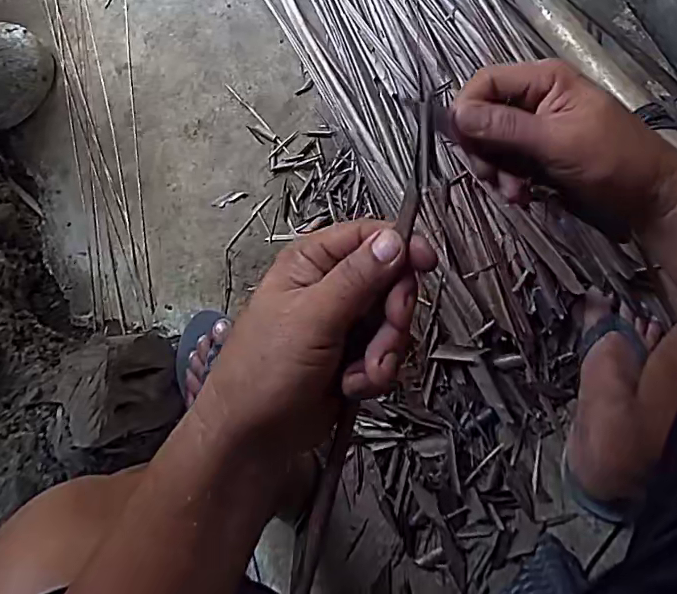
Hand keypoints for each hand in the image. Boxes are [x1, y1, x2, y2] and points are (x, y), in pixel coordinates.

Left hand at [191, 219, 438, 459]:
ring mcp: (343, 319)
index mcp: (312, 261)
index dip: (400, 246)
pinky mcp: (354, 351)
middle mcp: (330, 285)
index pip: (369, 236)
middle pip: (390, 278)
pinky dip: (377, 371)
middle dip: (393, 313)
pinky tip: (352, 383)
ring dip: (384, 350)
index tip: (424, 260)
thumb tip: (391, 241)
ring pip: (393, 319)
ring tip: (359, 369)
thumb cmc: (259, 374)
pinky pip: (388, 350)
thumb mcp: (311, 318)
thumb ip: (355, 278)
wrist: (252, 441)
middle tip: (383, 332)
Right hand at [449, 59, 676, 236]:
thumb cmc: (614, 160)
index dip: (468, 108)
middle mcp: (535, 98)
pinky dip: (508, 180)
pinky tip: (522, 196)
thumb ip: (505, 127)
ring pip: (492, 142)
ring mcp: (537, 127)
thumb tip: (456, 114)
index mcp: (543, 79)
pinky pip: (507, 162)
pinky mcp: (539, 154)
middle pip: (484, 114)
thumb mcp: (557, 141)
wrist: (654, 199)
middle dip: (483, 147)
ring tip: (515, 194)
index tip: (461, 141)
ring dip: (495, 170)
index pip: (487, 81)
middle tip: (490, 176)